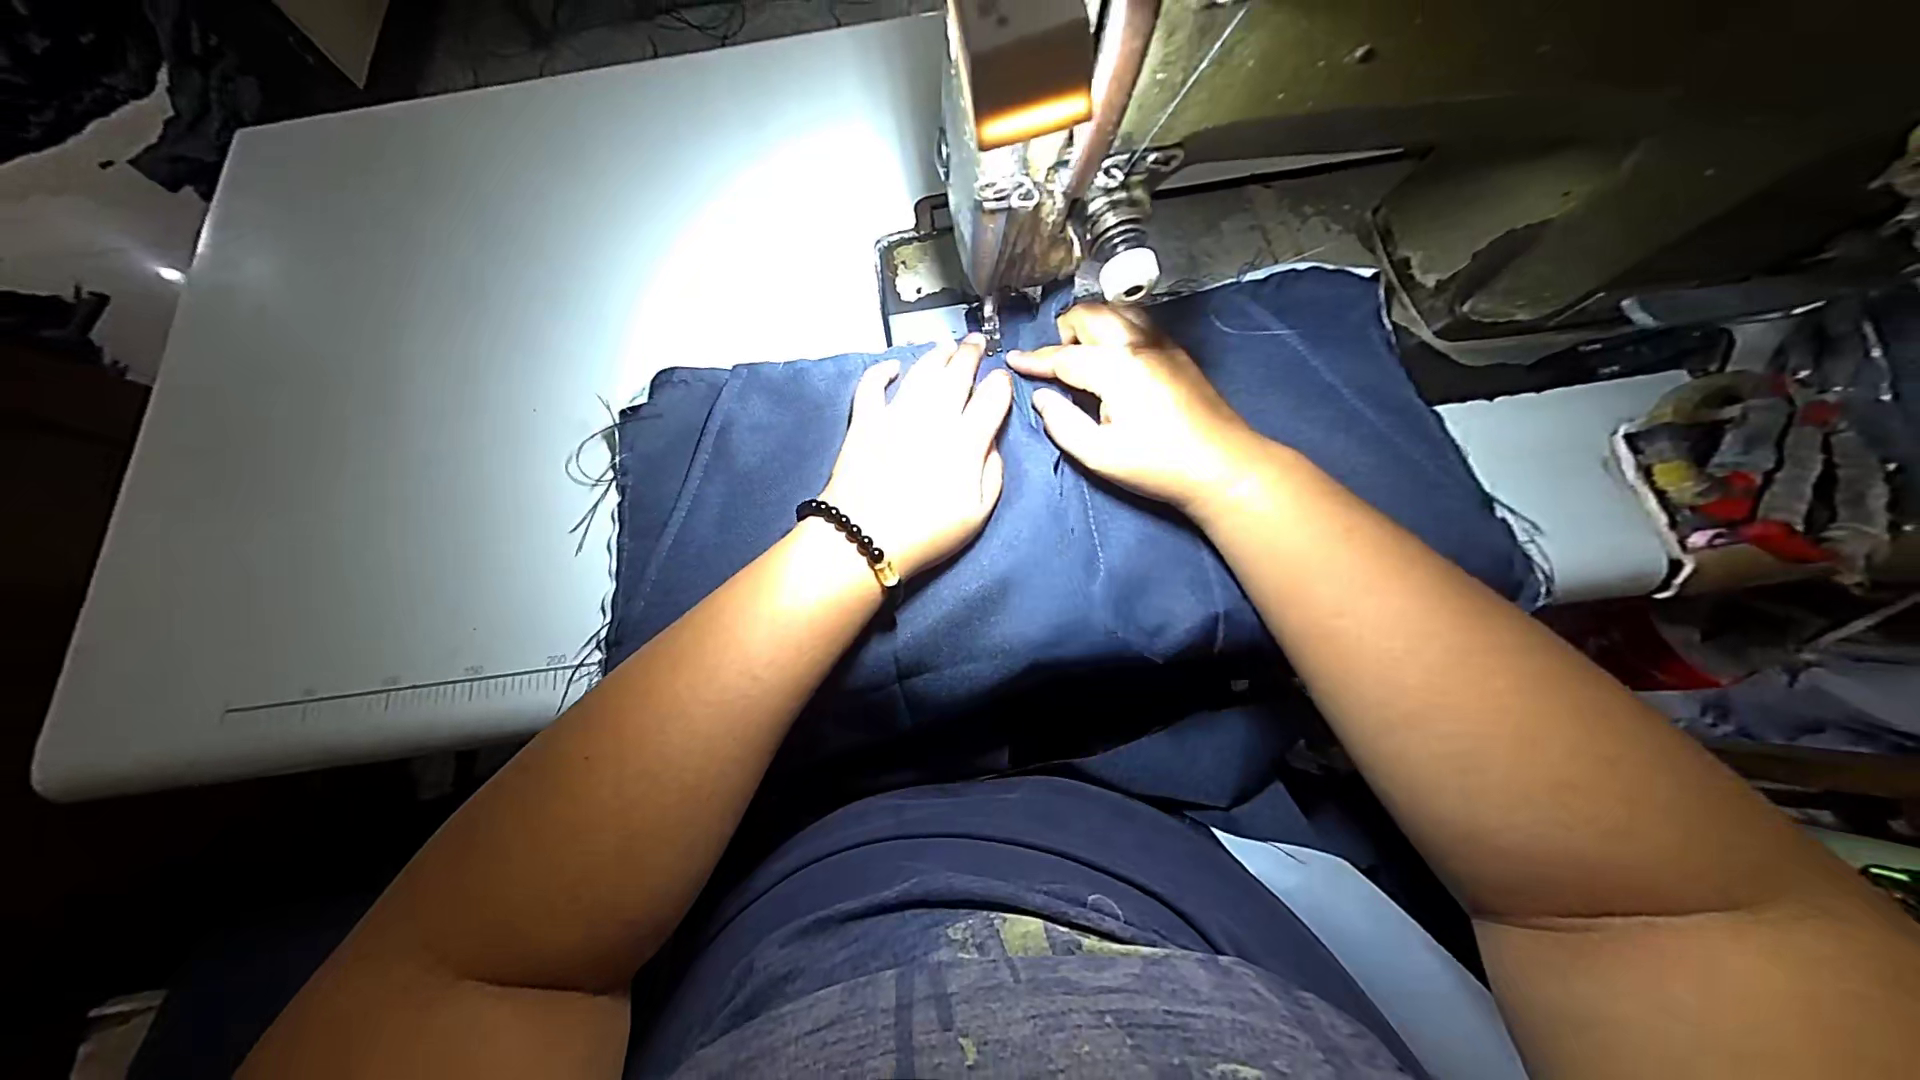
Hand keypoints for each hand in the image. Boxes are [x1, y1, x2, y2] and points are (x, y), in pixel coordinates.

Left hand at [818, 335, 1012, 579]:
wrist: (863, 538)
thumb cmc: (925, 534)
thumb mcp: (977, 514)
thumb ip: (993, 473)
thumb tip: (991, 444)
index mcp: (966, 440)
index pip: (991, 397)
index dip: (1001, 383)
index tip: (1002, 379)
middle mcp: (933, 417)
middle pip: (958, 372)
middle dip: (972, 353)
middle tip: (977, 344)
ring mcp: (896, 414)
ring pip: (921, 370)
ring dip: (936, 354)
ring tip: (946, 346)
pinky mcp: (865, 419)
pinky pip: (872, 384)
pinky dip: (883, 371)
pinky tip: (893, 367)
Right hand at [1008, 304, 1269, 515]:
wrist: (1222, 465)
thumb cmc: (1157, 465)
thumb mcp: (1098, 455)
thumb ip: (1062, 423)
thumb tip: (1042, 398)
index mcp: (1116, 368)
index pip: (1063, 356)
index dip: (1034, 359)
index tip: (1014, 359)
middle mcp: (1138, 344)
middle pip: (1090, 314)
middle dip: (1065, 331)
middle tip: (1057, 360)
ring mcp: (1162, 344)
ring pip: (1117, 311)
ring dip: (1093, 324)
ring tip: (1085, 355)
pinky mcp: (1177, 351)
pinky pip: (1138, 322)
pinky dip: (1116, 328)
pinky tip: (1114, 357)